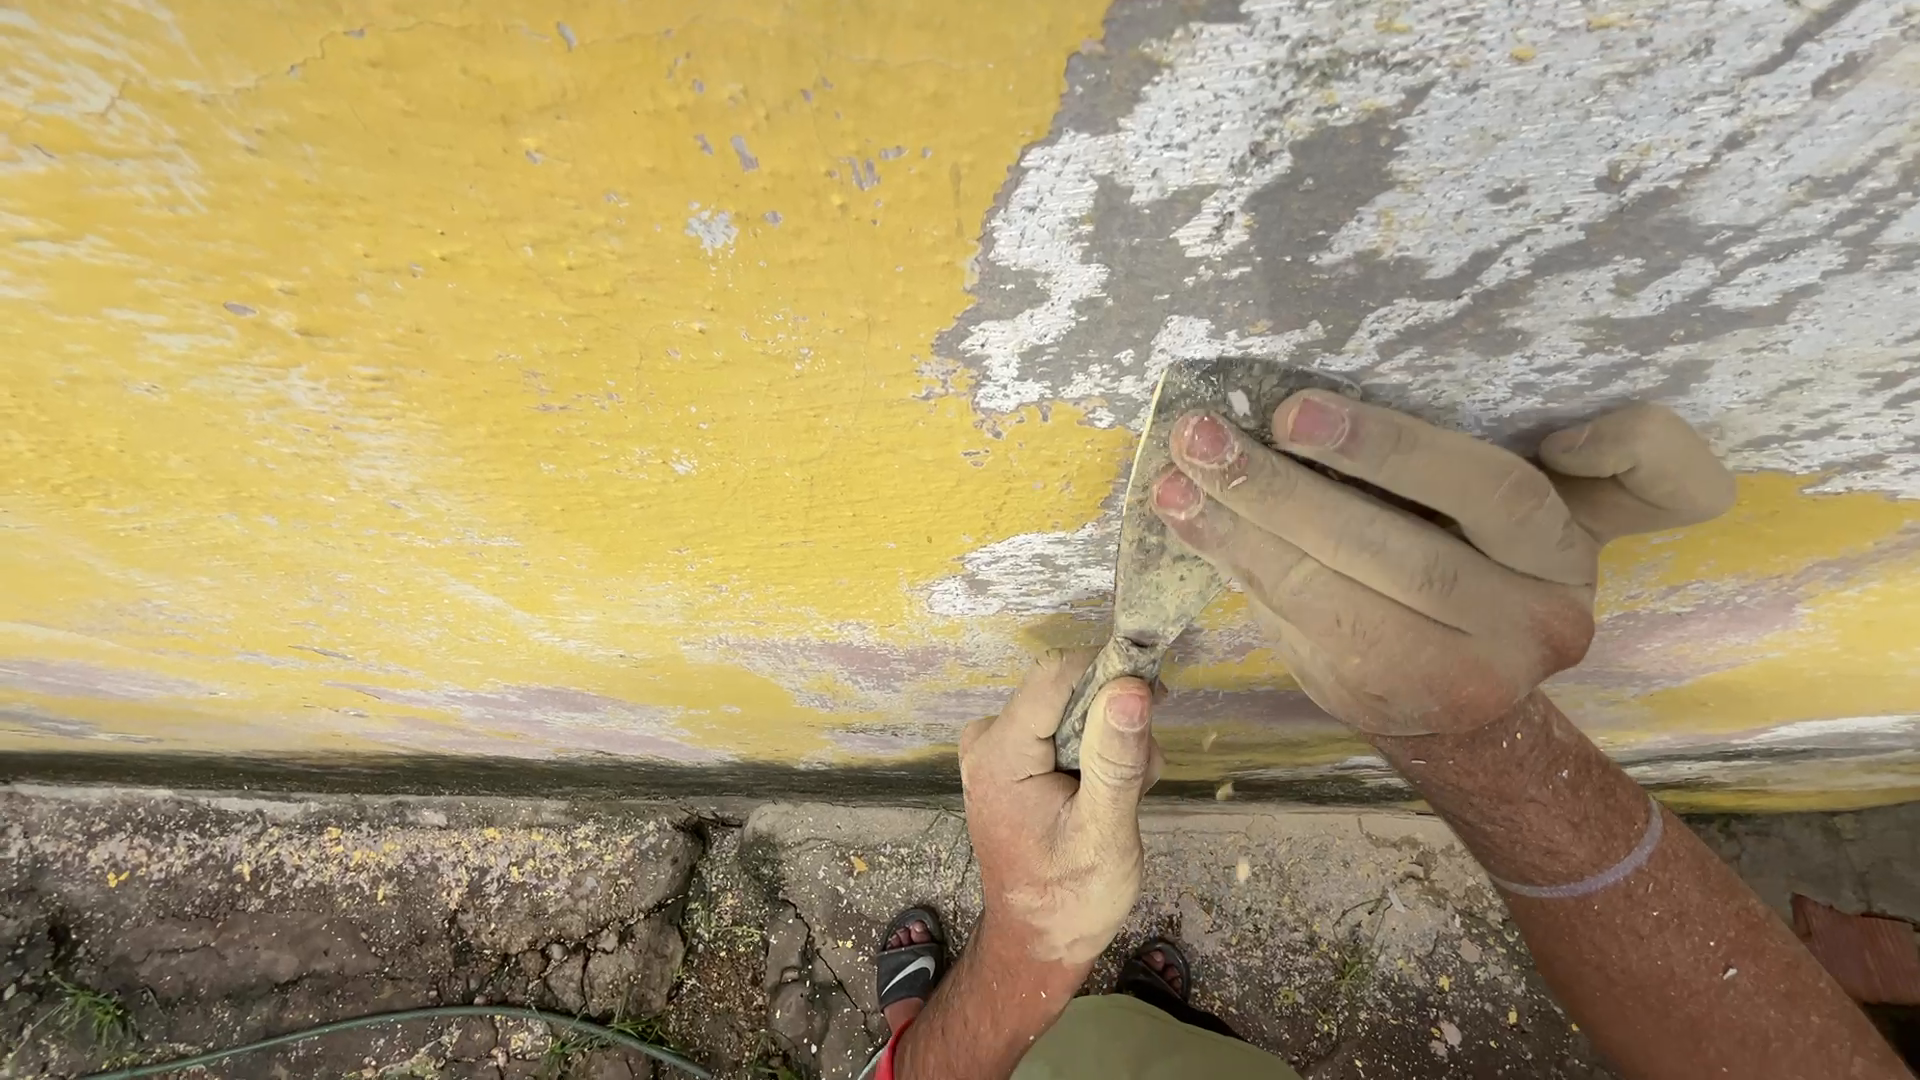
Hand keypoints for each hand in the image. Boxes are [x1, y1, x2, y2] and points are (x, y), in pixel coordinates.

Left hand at [958, 652, 1160, 964]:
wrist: (1038, 939)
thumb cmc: (1070, 898)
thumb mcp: (1105, 834)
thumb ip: (1116, 758)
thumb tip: (1130, 685)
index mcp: (999, 753)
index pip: (1056, 674)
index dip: (1108, 673)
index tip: (1155, 695)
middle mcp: (987, 738)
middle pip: (1065, 690)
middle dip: (1112, 719)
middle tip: (1140, 772)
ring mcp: (994, 746)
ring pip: (1068, 707)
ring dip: (1106, 740)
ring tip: (1121, 796)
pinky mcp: (1008, 756)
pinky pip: (1058, 726)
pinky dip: (1090, 750)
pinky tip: (1101, 792)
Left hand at [1150, 397, 1733, 734]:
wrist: (1460, 702)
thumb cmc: (1465, 580)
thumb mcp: (1503, 519)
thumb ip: (1472, 470)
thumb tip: (1325, 410)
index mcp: (1564, 551)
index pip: (1498, 492)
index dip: (1391, 450)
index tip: (1291, 411)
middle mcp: (1531, 617)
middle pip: (1401, 548)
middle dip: (1286, 489)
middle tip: (1202, 436)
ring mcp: (1457, 671)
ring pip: (1334, 590)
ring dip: (1239, 528)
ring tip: (1173, 479)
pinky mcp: (1381, 698)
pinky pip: (1293, 621)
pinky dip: (1232, 561)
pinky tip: (1184, 518)